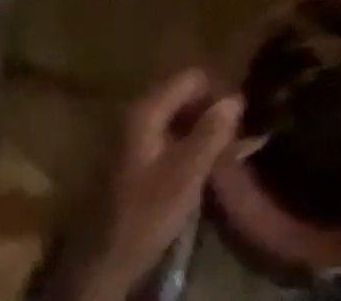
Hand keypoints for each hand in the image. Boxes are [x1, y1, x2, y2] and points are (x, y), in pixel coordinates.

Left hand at [84, 70, 245, 298]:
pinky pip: (166, 135)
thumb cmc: (145, 214)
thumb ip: (211, 133)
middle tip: (235, 137)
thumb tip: (236, 98)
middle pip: (182, 94)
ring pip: (176, 116)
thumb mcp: (186, 175)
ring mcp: (129, 136)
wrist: (101, 262)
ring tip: (224, 153)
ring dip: (201, 129)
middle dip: (211, 111)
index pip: (191, 77)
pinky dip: (187, 143)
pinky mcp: (130, 157)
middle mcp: (134, 114)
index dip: (219, 92)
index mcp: (145, 111)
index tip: (239, 119)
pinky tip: (202, 165)